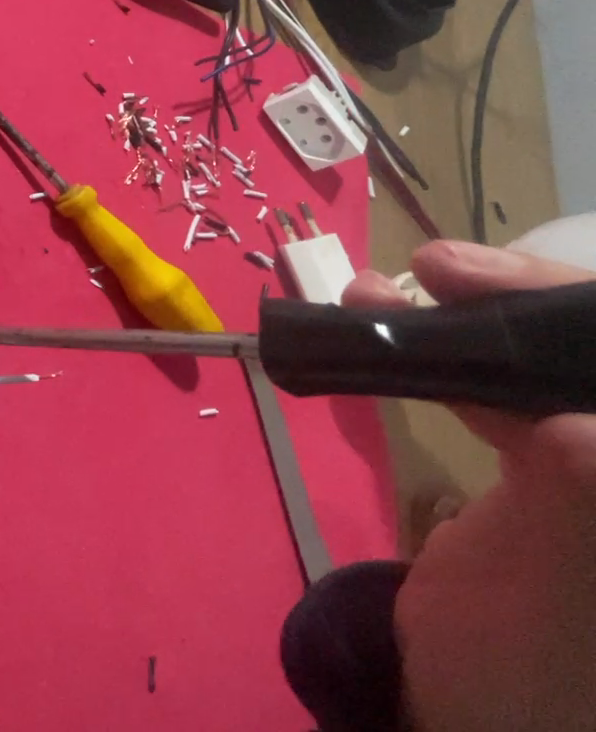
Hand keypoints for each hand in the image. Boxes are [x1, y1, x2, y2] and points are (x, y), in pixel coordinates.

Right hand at [342, 242, 595, 731]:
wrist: (470, 702)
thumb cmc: (532, 670)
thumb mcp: (565, 602)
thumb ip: (584, 509)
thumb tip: (577, 429)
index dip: (592, 318)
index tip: (513, 288)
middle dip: (540, 303)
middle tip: (447, 270)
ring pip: (555, 361)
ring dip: (478, 315)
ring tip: (399, 280)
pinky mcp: (549, 461)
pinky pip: (506, 386)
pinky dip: (444, 349)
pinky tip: (384, 318)